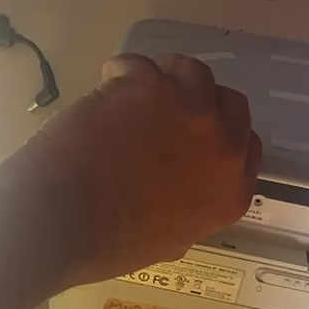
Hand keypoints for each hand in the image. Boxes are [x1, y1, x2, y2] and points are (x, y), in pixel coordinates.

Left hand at [8, 53, 261, 287]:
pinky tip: (106, 88)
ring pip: (191, 72)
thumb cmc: (108, 243)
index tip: (196, 135)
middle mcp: (222, 147)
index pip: (247, 150)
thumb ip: (189, 210)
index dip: (220, 137)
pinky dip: (124, 73)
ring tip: (134, 92)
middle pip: (229, 105)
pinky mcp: (149, 84)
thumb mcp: (167, 241)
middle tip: (167, 109)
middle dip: (200, 104)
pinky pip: (142, 64)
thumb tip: (177, 196)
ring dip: (166, 78)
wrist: (62, 218)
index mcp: (229, 192)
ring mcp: (189, 109)